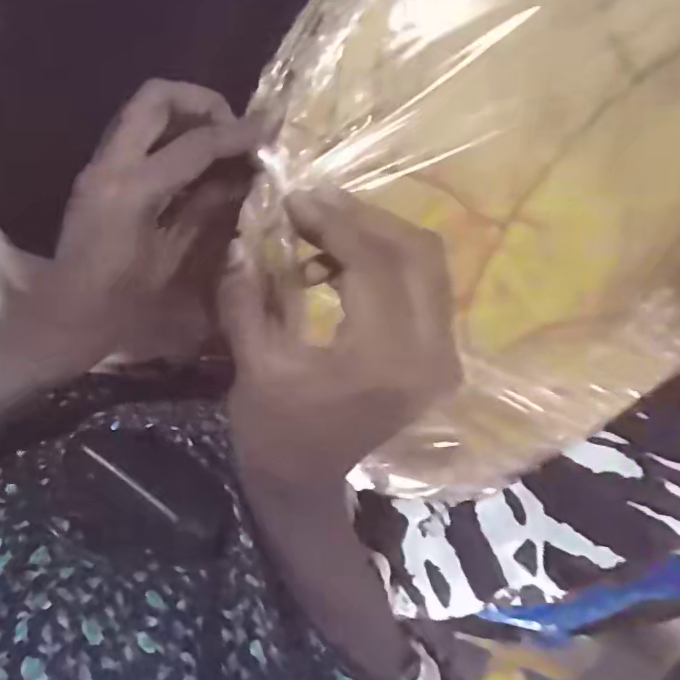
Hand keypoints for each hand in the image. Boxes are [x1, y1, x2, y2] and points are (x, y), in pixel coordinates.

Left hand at [0, 79, 261, 375]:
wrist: (65, 314)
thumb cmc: (120, 302)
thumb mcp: (172, 258)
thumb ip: (207, 209)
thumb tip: (241, 176)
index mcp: (132, 190)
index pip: (195, 143)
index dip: (237, 134)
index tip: (268, 130)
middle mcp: (109, 165)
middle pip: (155, 97)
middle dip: (201, 102)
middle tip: (230, 129)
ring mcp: (96, 166)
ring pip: (140, 110)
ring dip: (181, 116)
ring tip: (214, 144)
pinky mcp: (93, 175)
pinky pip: (132, 136)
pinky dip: (164, 136)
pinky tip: (190, 164)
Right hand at [217, 189, 458, 679]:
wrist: (302, 481)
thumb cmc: (272, 429)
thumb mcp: (253, 364)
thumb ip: (247, 298)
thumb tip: (239, 242)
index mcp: (384, 358)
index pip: (375, 263)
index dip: (334, 222)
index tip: (294, 198)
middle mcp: (430, 353)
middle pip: (418, 253)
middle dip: (362, 217)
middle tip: (311, 202)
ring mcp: (441, 355)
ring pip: (427, 265)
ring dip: (375, 234)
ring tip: (321, 222)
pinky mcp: (435, 355)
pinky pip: (421, 286)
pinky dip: (382, 260)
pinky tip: (336, 260)